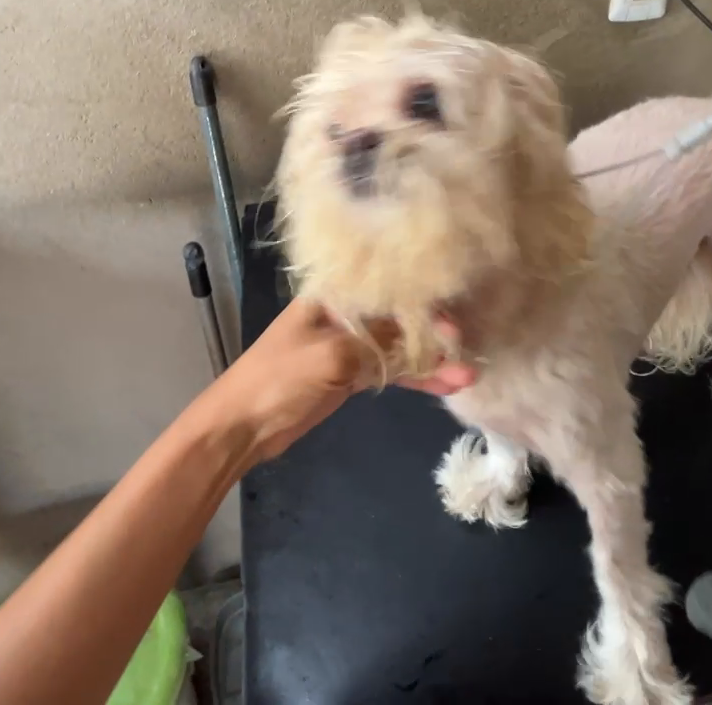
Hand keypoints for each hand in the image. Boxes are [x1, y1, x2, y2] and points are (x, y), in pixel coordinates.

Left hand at [198, 299, 477, 463]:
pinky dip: (417, 378)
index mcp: (332, 296)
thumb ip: (381, 342)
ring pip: (399, 346)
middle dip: (433, 330)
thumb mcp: (332, 354)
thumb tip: (428, 332)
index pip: (385, 285)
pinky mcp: (351, 374)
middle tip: (466, 344)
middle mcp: (344, 314)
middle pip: (397, 315)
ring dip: (430, 359)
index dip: (420, 296)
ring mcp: (349, 345)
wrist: (242, 427)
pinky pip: (392, 371)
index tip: (453, 308)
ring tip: (469, 372)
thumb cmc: (279, 378)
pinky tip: (447, 385)